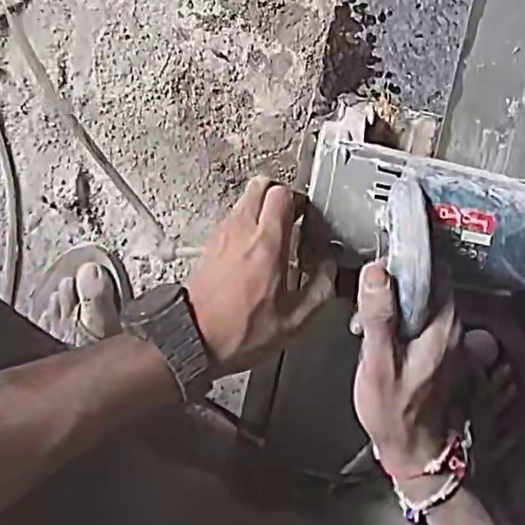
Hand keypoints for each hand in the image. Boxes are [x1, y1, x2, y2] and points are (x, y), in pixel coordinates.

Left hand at [185, 177, 337, 374]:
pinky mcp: (211, 243)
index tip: (307, 216)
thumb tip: (330, 269)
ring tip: (274, 234)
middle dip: (280, 194)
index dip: (299, 200)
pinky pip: (232, 218)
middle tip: (291, 215)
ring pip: (245, 199)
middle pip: (261, 185)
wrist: (194, 338)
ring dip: (261, 207)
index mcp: (267, 244)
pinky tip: (254, 250)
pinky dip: (246, 223)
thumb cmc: (238, 332)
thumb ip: (320, 289)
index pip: (283, 194)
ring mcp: (223, 235)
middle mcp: (242, 232)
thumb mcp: (294, 321)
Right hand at [352, 261, 462, 475]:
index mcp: (444, 328)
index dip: (408, 260)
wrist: (414, 454)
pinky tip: (385, 337)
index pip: (434, 273)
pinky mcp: (442, 355)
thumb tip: (377, 272)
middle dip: (398, 284)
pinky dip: (405, 321)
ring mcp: (452, 345)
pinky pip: (424, 323)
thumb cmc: (396, 413)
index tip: (384, 258)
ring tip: (373, 320)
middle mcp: (455, 332)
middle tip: (370, 297)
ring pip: (425, 304)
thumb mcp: (378, 362)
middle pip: (429, 286)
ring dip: (400, 304)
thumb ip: (379, 316)